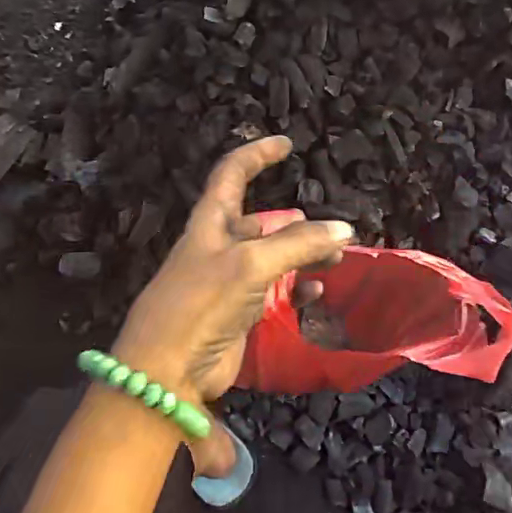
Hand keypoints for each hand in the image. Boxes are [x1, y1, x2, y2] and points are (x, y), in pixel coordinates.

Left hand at [112, 134, 351, 404]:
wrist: (169, 368)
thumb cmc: (201, 302)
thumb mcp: (250, 263)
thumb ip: (298, 244)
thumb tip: (342, 229)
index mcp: (210, 222)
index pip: (232, 175)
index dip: (256, 155)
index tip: (286, 144)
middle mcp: (219, 247)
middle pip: (262, 222)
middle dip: (297, 223)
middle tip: (335, 232)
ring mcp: (229, 282)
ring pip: (274, 259)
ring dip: (304, 257)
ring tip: (335, 261)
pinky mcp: (239, 314)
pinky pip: (274, 292)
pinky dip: (296, 289)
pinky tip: (315, 293)